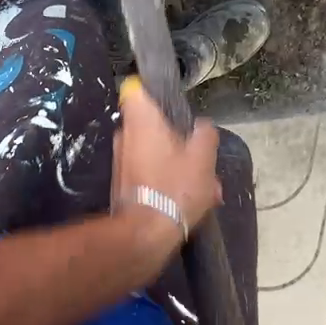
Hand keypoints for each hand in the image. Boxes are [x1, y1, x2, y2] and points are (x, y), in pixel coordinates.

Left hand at [111, 75, 220, 250]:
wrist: (143, 236)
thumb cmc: (174, 187)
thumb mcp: (203, 157)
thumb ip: (205, 134)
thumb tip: (202, 127)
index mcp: (141, 119)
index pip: (136, 88)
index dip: (153, 91)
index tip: (173, 105)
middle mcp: (125, 134)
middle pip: (151, 124)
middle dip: (176, 137)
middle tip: (199, 154)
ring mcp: (121, 160)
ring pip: (153, 150)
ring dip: (175, 162)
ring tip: (203, 185)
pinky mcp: (122, 184)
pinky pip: (148, 171)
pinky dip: (165, 180)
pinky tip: (188, 200)